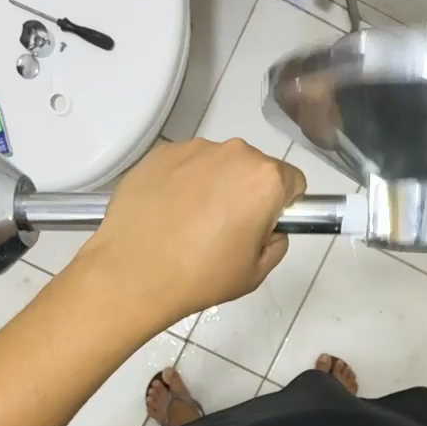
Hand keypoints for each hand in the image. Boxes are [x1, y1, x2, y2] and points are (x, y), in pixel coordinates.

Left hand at [74, 138, 305, 323]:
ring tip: (190, 223)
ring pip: (219, 164)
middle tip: (224, 230)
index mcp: (265, 180)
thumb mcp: (255, 273)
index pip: (293, 182)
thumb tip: (269, 229)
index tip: (261, 228)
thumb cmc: (201, 276)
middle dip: (248, 193)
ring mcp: (194, 149)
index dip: (282, 207)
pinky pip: (185, 164)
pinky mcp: (160, 153)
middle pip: (255, 169)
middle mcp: (234, 153)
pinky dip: (182, 183)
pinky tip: (167, 213)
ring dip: (214, 185)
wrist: (133, 272)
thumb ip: (276, 244)